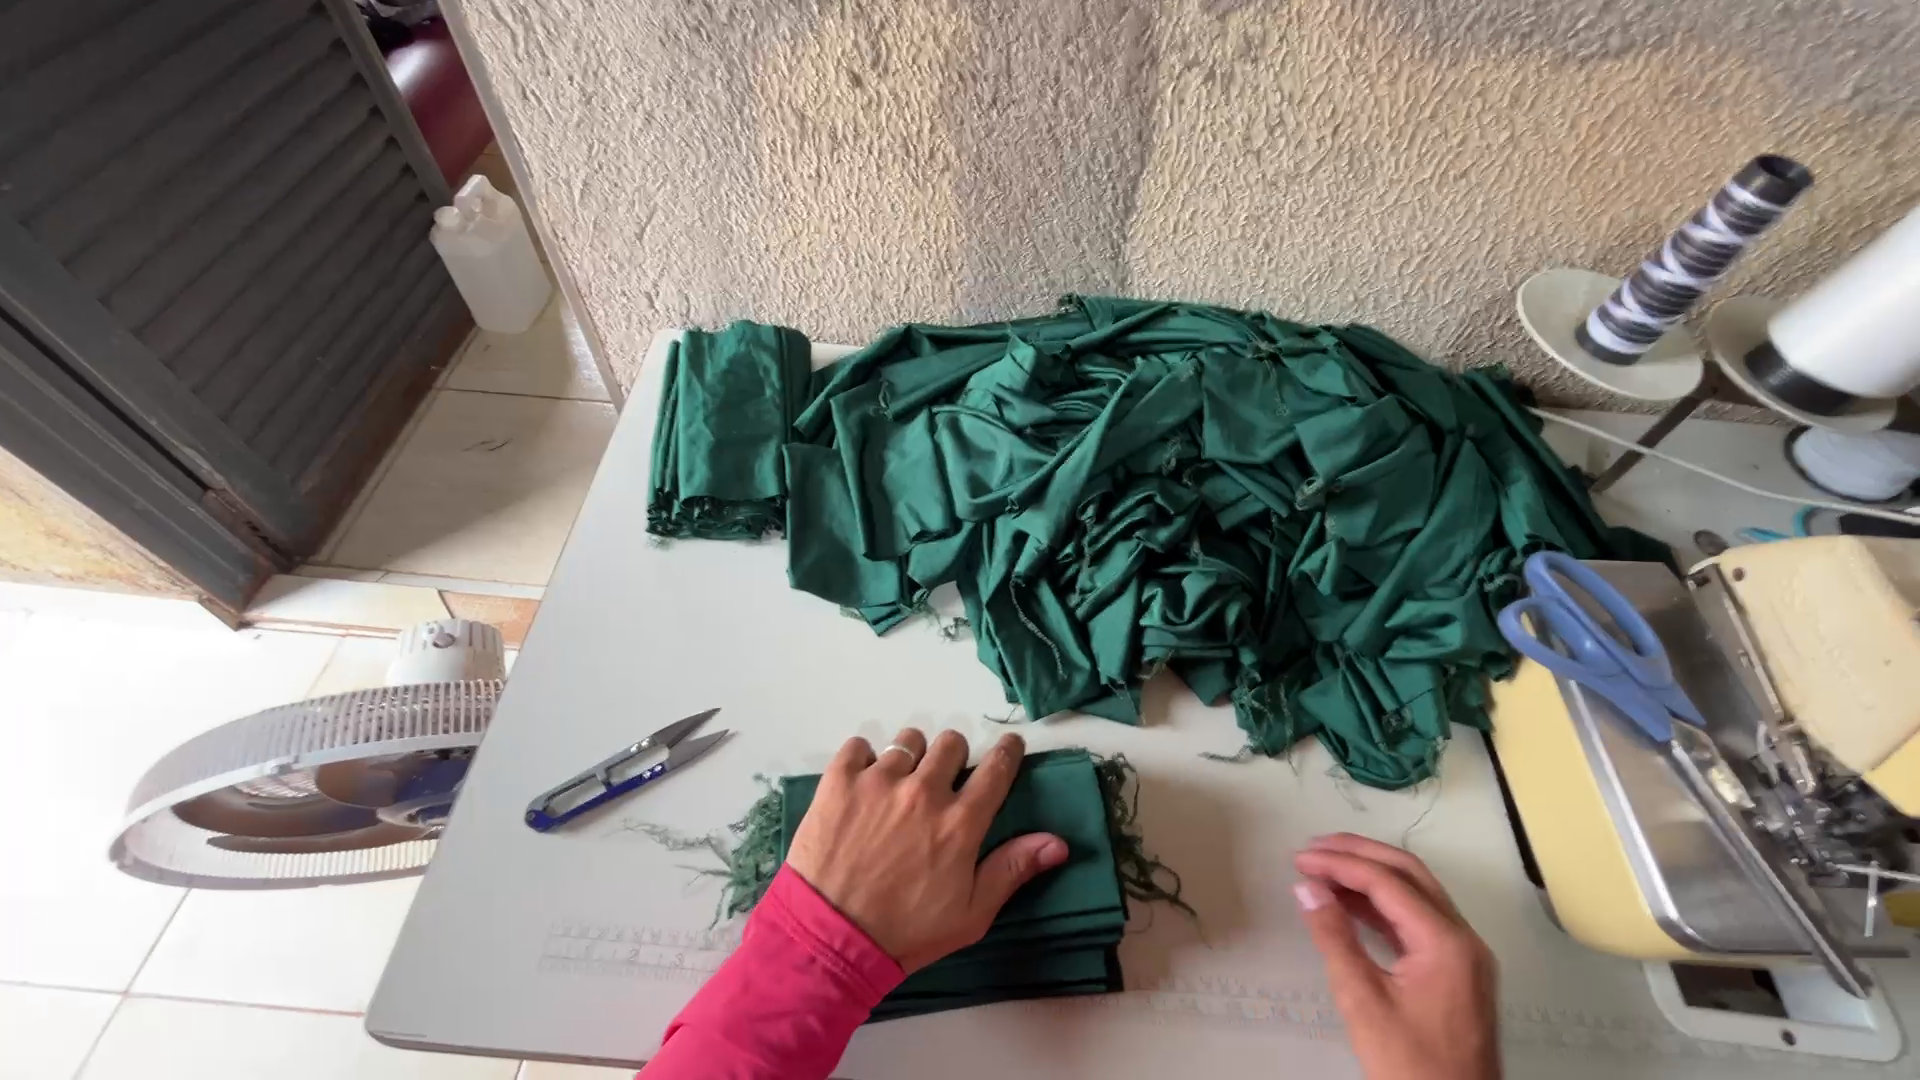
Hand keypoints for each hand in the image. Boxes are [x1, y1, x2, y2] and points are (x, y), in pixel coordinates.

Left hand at [786, 728, 1068, 972]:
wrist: (829, 939)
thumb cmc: (906, 933)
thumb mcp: (970, 914)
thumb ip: (1012, 870)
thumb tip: (1057, 842)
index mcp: (960, 821)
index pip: (997, 768)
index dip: (1007, 751)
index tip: (1008, 746)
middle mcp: (924, 791)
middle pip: (952, 743)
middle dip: (954, 757)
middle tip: (943, 779)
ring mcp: (880, 781)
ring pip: (907, 741)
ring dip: (910, 757)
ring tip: (899, 783)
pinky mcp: (840, 781)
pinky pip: (859, 746)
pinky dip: (863, 759)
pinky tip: (862, 783)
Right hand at [1294, 833, 1500, 1079]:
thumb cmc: (1408, 1062)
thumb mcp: (1362, 1000)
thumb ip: (1334, 936)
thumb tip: (1306, 886)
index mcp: (1445, 942)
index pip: (1387, 881)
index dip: (1339, 863)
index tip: (1299, 859)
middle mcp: (1463, 937)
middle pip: (1408, 872)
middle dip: (1358, 853)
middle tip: (1312, 849)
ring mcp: (1463, 954)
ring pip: (1414, 891)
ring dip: (1368, 873)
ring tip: (1322, 869)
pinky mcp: (1455, 969)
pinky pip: (1416, 917)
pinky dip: (1380, 902)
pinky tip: (1346, 902)